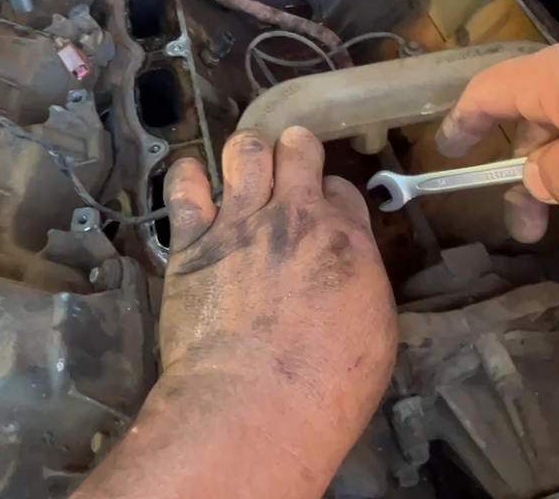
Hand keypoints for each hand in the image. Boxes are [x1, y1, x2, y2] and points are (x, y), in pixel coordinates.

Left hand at [154, 127, 395, 482]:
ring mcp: (240, 224)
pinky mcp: (193, 242)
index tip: (323, 209)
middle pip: (298, 147)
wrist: (254, 411)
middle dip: (295, 149)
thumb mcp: (374, 332)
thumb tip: (346, 260)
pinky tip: (192, 180)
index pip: (342, 187)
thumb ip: (359, 277)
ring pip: (246, 149)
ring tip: (245, 166)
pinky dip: (187, 176)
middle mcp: (294, 217)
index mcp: (344, 238)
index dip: (332, 193)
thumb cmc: (326, 390)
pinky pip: (184, 185)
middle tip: (288, 167)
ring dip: (248, 151)